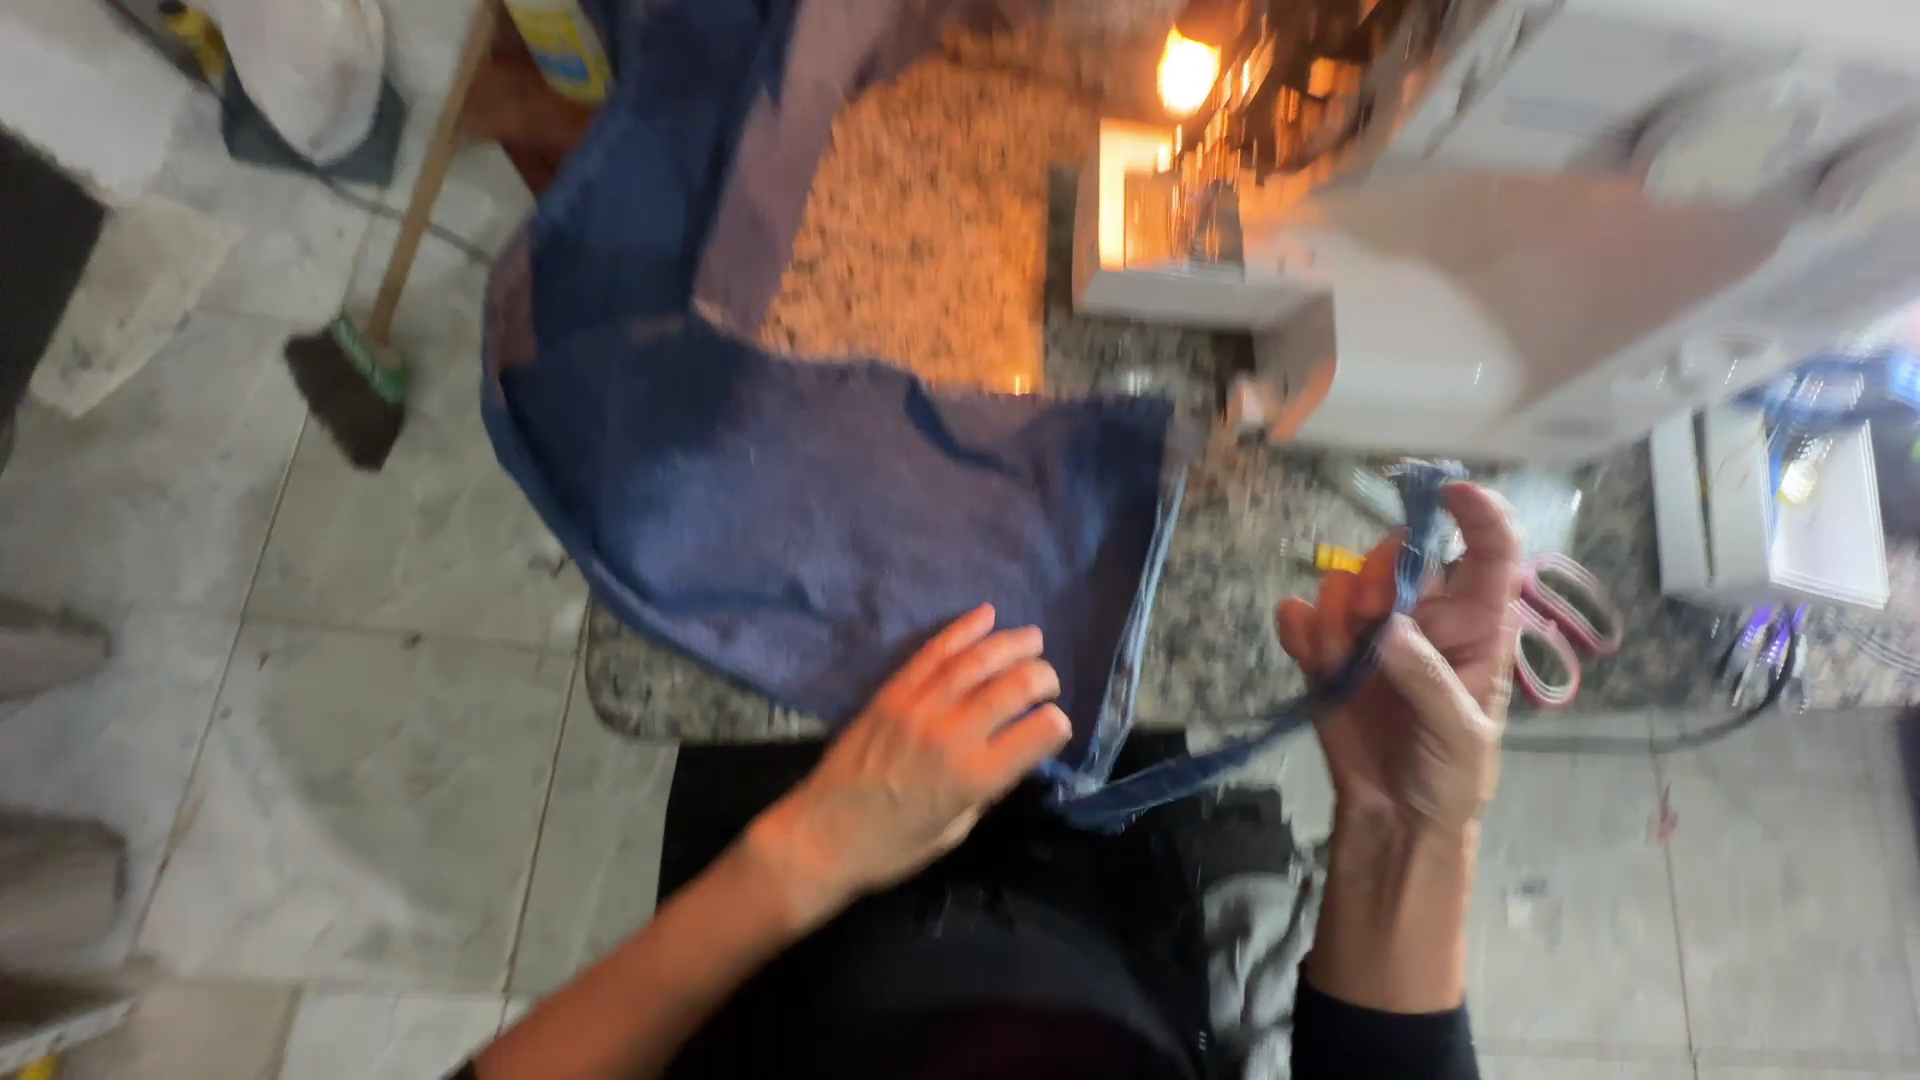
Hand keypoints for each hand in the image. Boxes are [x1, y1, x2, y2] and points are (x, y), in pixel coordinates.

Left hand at [743, 605, 1072, 926]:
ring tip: (1033, 637)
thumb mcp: (955, 830)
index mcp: (974, 778)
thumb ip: (987, 788)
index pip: (1037, 733)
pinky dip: (962, 630)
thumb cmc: (891, 847)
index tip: (1057, 723)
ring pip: (975, 662)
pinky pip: (933, 652)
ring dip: (1010, 644)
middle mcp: (952, 735)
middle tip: (1049, 678)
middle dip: (1042, 677)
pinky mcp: (892, 692)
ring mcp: (919, 707)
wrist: (821, 836)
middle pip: (1013, 688)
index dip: (1057, 724)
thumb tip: (1011, 752)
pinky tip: (985, 616)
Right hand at [1276, 482, 1520, 833]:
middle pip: (1396, 558)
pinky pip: (1300, 616)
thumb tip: (1388, 627)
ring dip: (1336, 620)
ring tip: (1344, 666)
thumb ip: (1428, 679)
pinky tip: (1311, 661)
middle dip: (1378, 582)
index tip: (1446, 492)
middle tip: (1372, 625)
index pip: (1489, 552)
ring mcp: (1368, 631)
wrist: (1393, 812)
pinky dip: (1297, 631)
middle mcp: (1422, 616)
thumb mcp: (1460, 734)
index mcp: (1476, 626)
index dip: (1477, 514)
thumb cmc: (1450, 773)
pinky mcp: (1324, 649)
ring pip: (1342, 583)